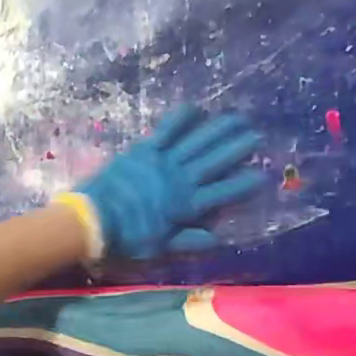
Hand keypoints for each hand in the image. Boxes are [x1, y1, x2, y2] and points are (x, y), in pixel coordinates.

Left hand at [61, 104, 264, 259]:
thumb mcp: (161, 247)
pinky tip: (197, 107)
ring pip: (197, 142)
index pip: (224, 193)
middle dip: (237, 148)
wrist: (93, 221)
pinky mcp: (144, 150)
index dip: (244, 184)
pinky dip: (181, 118)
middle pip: (215, 161)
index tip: (262, 175)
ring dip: (218, 129)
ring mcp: (163, 161)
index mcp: (187, 206)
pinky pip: (167, 130)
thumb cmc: (127, 238)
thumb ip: (190, 241)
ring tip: (238, 117)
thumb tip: (218, 239)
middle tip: (257, 135)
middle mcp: (181, 179)